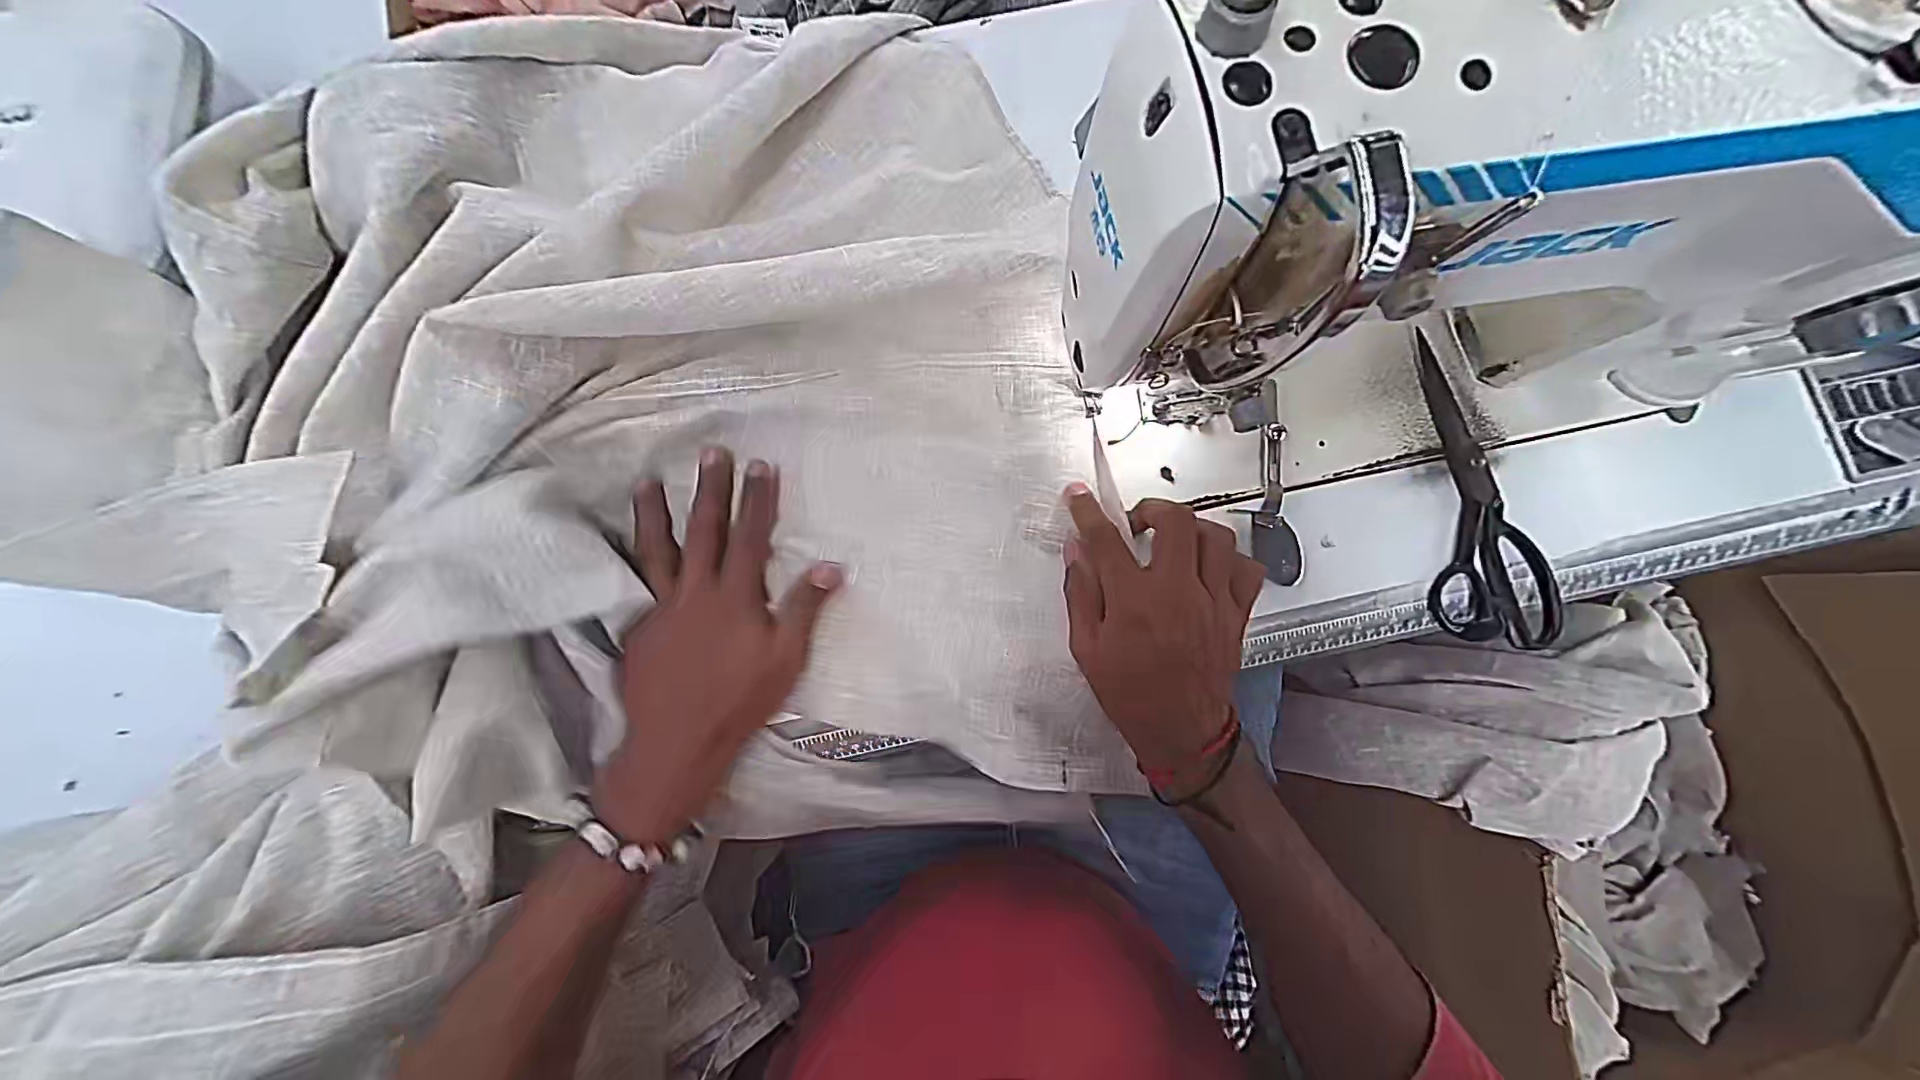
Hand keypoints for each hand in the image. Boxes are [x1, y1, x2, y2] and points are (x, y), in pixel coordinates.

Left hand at [595, 448, 841, 841]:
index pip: (751, 537)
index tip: (760, 466)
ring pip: (658, 550)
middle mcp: (697, 592)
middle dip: (712, 490)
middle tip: (711, 454)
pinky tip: (628, 547)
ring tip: (648, 482)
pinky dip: (633, 559)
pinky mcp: (639, 626)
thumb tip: (832, 567)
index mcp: (736, 597)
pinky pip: (636, 582)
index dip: (758, 500)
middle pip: (705, 532)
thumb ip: (805, 608)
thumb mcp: (786, 657)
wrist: (677, 739)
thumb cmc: (741, 700)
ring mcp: (663, 607)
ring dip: (655, 514)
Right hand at [1062, 484, 1263, 794]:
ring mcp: (1212, 601)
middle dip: (1151, 509)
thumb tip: (1077, 554)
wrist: (1180, 730)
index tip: (1080, 498)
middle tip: (1137, 521)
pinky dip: (1229, 558)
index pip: (1107, 540)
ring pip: (1215, 537)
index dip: (1089, 513)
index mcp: (1134, 601)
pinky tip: (1209, 566)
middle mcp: (1177, 592)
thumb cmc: (1132, 694)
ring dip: (1191, 528)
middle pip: (1175, 521)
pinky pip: (1245, 569)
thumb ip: (1081, 594)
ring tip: (1174, 540)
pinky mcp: (1235, 614)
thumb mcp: (1087, 647)